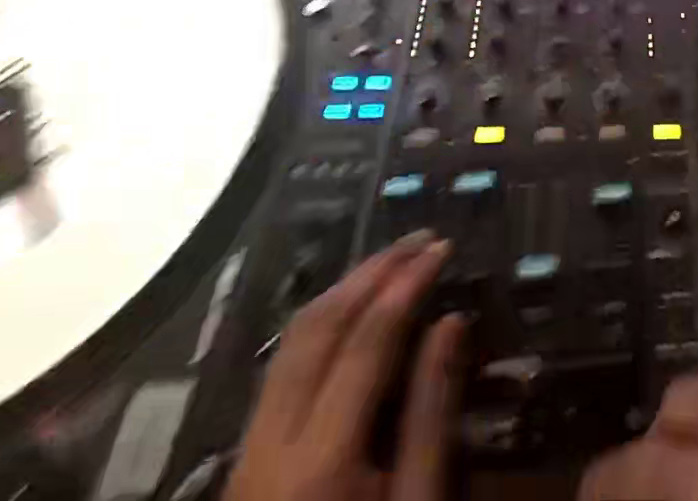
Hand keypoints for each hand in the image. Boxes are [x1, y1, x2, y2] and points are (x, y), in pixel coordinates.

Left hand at [226, 231, 464, 500]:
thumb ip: (431, 414)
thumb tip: (449, 324)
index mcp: (322, 457)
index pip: (368, 339)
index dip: (406, 284)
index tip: (440, 248)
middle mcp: (274, 434)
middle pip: (321, 323)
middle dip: (372, 271)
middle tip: (417, 239)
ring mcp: (252, 438)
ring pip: (294, 337)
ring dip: (344, 289)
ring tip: (390, 261)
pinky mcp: (248, 446)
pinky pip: (285, 361)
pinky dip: (322, 321)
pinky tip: (350, 310)